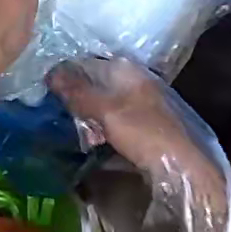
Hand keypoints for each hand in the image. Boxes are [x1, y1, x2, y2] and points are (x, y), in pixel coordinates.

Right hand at [47, 58, 190, 170]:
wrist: (182, 169)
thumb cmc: (144, 133)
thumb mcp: (105, 111)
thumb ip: (77, 92)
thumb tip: (50, 74)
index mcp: (129, 71)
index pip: (90, 63)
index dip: (68, 73)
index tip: (47, 87)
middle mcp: (136, 82)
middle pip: (96, 83)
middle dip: (76, 96)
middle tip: (57, 110)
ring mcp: (142, 104)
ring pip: (104, 103)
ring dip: (87, 115)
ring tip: (72, 129)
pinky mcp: (144, 126)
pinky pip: (113, 120)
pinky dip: (100, 127)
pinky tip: (92, 140)